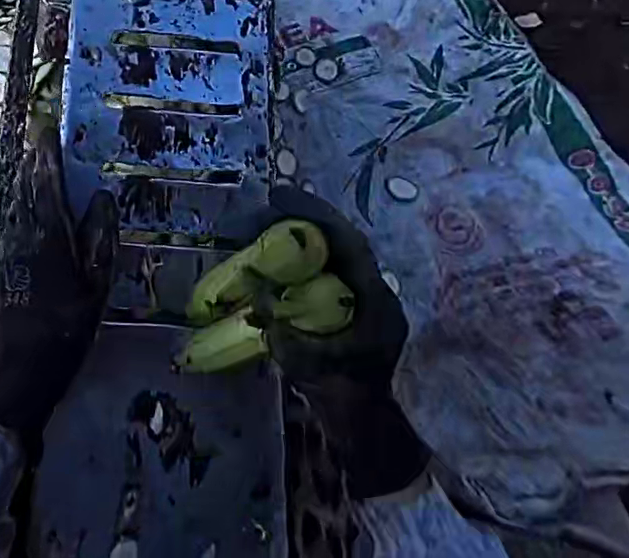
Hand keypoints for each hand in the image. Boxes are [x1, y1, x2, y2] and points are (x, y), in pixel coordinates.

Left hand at [0, 126, 116, 453]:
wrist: (27, 358)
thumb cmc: (71, 321)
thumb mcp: (97, 282)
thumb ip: (100, 236)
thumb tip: (103, 197)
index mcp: (50, 232)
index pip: (46, 182)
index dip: (46, 153)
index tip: (45, 127)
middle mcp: (24, 230)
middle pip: (25, 184)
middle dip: (31, 157)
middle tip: (36, 133)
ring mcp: (9, 241)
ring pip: (14, 197)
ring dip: (21, 173)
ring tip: (30, 155)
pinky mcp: (2, 254)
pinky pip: (8, 213)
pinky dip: (15, 195)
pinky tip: (18, 194)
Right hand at [264, 186, 428, 496]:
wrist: (366, 433)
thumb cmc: (343, 399)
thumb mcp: (306, 363)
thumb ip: (281, 326)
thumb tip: (254, 286)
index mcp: (374, 302)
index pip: (346, 241)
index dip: (312, 213)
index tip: (276, 196)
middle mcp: (373, 293)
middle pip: (337, 240)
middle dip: (299, 219)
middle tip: (259, 208)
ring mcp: (362, 301)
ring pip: (330, 253)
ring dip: (296, 234)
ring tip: (259, 225)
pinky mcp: (347, 308)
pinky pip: (322, 269)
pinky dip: (296, 255)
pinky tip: (271, 254)